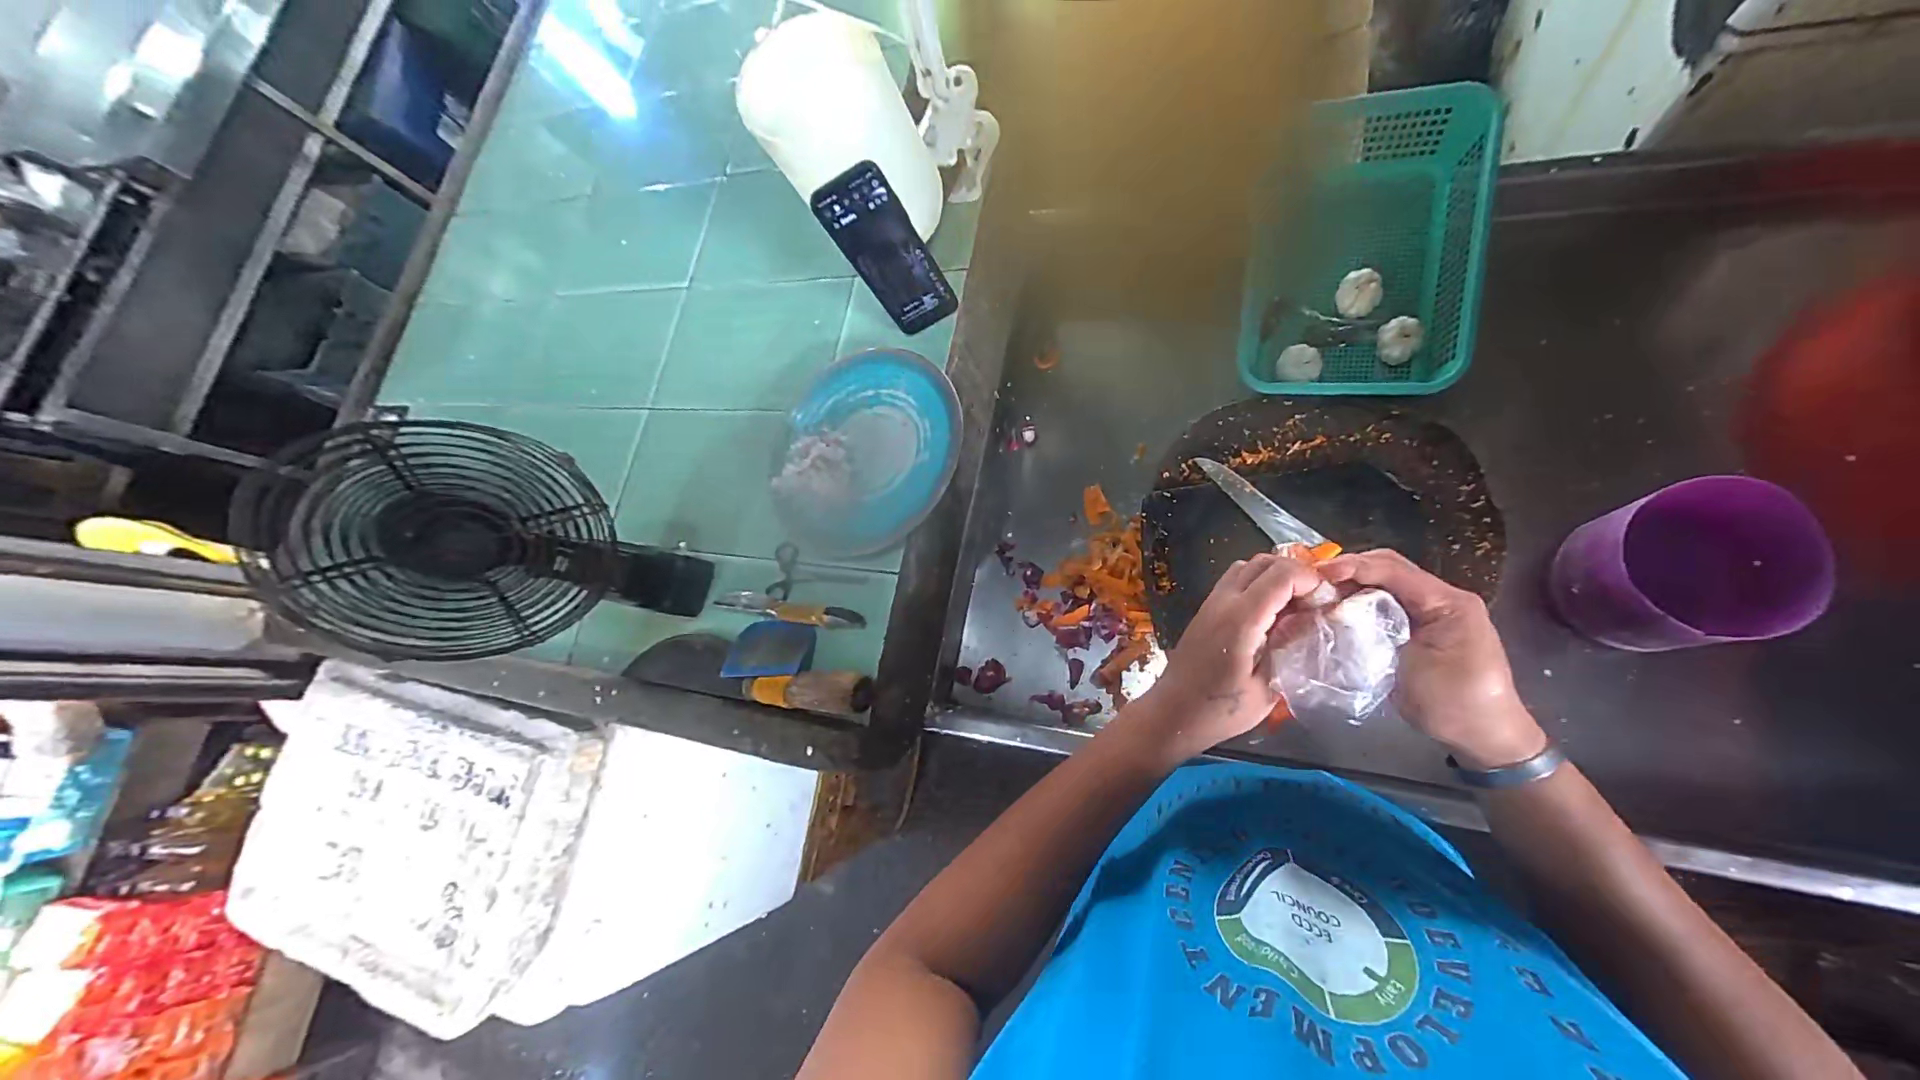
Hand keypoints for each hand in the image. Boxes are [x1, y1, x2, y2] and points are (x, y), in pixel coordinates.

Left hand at [1131, 552, 1322, 758]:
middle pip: (1264, 562)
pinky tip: (1271, 614)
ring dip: (1275, 576)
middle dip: (1296, 574)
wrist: (1171, 714)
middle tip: (1315, 602)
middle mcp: (1222, 602)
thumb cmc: (1218, 711)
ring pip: (1247, 567)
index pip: (1282, 574)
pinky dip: (1257, 584)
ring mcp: (1210, 604)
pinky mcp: (1205, 611)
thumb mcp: (1267, 687)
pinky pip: (1234, 582)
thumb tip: (1315, 619)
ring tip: (1296, 607)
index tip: (1328, 601)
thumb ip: (1291, 647)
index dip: (1311, 580)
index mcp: (1240, 620)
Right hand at [1319, 549, 1545, 768]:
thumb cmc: (1453, 700)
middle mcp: (1437, 597)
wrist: (1481, 734)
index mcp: (1446, 600)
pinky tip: (1334, 608)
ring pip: (1382, 581)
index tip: (1317, 575)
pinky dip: (1356, 599)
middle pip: (1387, 566)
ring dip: (1349, 583)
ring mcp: (1427, 610)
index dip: (1353, 566)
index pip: (1392, 569)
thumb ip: (1378, 631)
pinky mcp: (1414, 624)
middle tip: (1313, 580)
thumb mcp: (1414, 664)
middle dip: (1348, 568)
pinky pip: (1382, 600)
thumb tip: (1336, 610)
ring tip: (1318, 592)